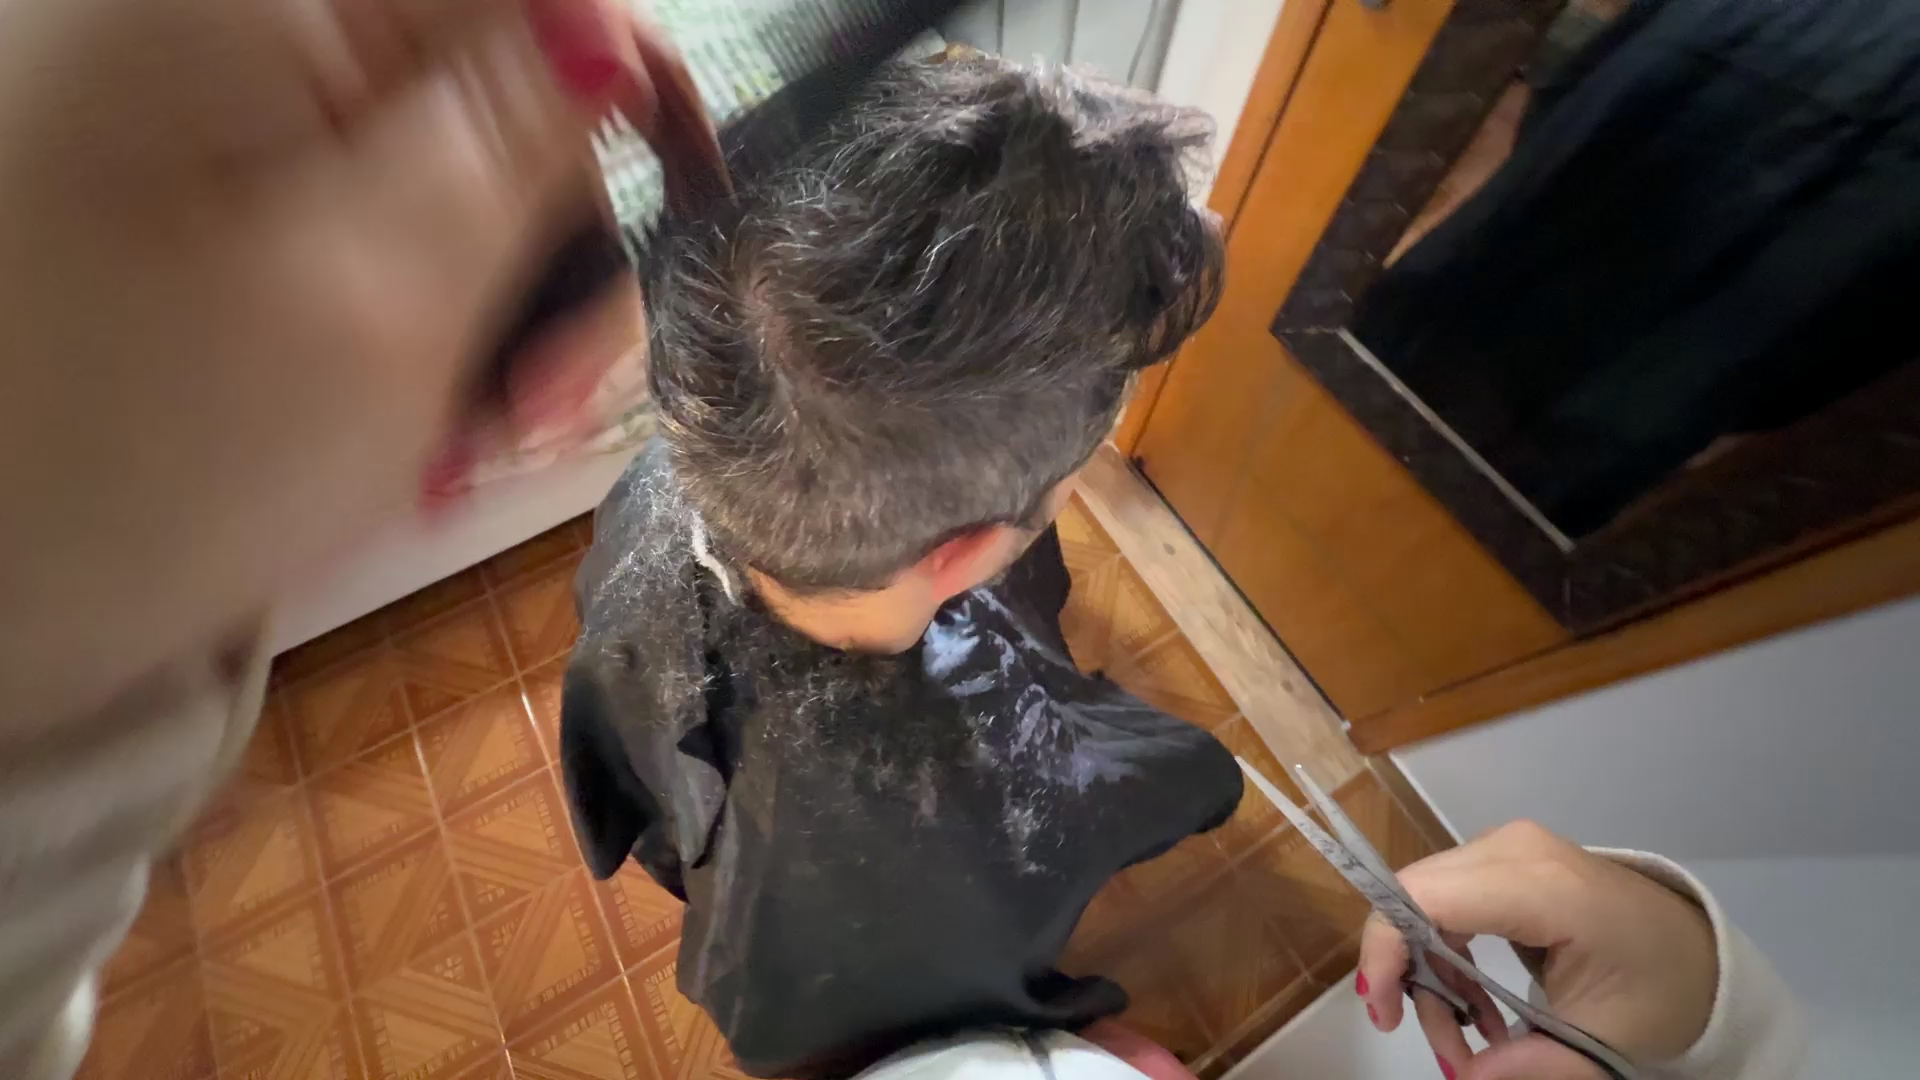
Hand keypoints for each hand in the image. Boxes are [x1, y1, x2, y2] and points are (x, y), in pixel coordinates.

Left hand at [0, 0, 714, 729]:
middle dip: (575, 257)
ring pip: (492, 193)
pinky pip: (439, 239)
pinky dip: (480, 329)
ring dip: (533, 316)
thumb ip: (507, 146)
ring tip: (502, 428)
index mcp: (264, 16)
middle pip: (515, 108)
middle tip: (552, 394)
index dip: (634, 71)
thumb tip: (610, 38)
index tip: (696, 186)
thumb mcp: (387, 290)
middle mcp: (258, 45)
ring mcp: (257, 134)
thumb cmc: (183, 447)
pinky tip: (460, 413)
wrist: (2, 586)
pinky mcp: (270, 211)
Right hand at [1358, 822, 1717, 1079]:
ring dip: (1427, 968)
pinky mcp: (1492, 855)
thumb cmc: (1665, 989)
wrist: (1702, 949)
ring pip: (1420, 899)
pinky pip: (1440, 897)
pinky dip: (1441, 949)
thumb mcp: (1610, 1039)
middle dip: (1408, 973)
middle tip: (1444, 1047)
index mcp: (1539, 883)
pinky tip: (1472, 995)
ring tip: (1467, 1031)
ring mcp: (1496, 844)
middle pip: (1414, 898)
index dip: (1386, 947)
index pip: (1424, 897)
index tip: (1382, 1013)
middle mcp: (1504, 847)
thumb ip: (1538, 1063)